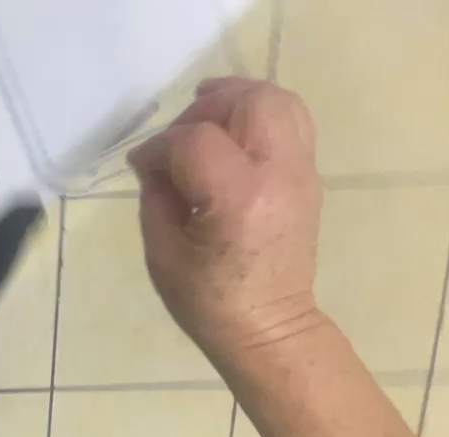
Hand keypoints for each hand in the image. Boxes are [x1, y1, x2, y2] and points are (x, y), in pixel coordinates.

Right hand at [128, 78, 327, 366]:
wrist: (265, 324)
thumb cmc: (204, 300)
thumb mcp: (163, 253)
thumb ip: (157, 197)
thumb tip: (152, 161)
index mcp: (236, 199)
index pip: (195, 141)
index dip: (161, 144)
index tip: (140, 163)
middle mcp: (278, 173)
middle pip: (250, 102)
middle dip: (206, 107)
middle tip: (177, 132)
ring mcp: (301, 170)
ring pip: (279, 101)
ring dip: (237, 100)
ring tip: (205, 116)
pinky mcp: (308, 174)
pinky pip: (290, 121)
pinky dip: (258, 115)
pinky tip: (231, 132)